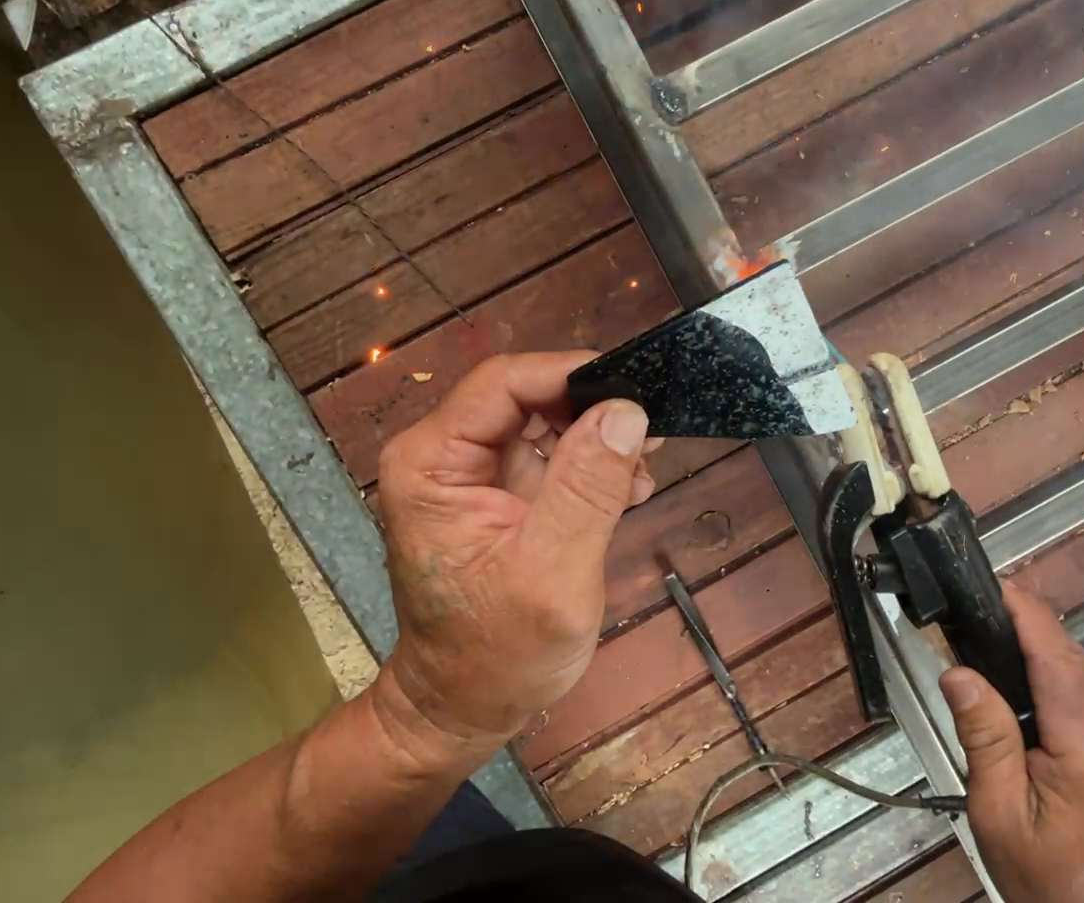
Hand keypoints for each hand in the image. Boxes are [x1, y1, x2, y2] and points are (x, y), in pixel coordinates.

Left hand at [373, 351, 654, 763]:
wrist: (464, 708)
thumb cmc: (498, 654)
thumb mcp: (552, 573)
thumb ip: (587, 488)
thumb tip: (626, 411)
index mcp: (432, 462)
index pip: (504, 382)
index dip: (571, 375)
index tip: (636, 392)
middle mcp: (444, 454)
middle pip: (527, 395)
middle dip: (591, 409)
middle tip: (650, 437)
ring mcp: (473, 472)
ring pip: (545, 419)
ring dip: (598, 437)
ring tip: (642, 471)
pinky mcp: (501, 492)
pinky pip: (552, 454)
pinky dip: (592, 464)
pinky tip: (627, 489)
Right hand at [939, 583, 1083, 902]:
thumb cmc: (1054, 888)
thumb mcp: (1000, 815)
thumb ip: (985, 736)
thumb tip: (959, 672)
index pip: (1055, 654)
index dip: (1025, 611)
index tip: (995, 584)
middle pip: (1074, 660)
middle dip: (1030, 632)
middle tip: (981, 621)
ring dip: (1048, 660)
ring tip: (1000, 656)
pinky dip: (1067, 688)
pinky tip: (1037, 701)